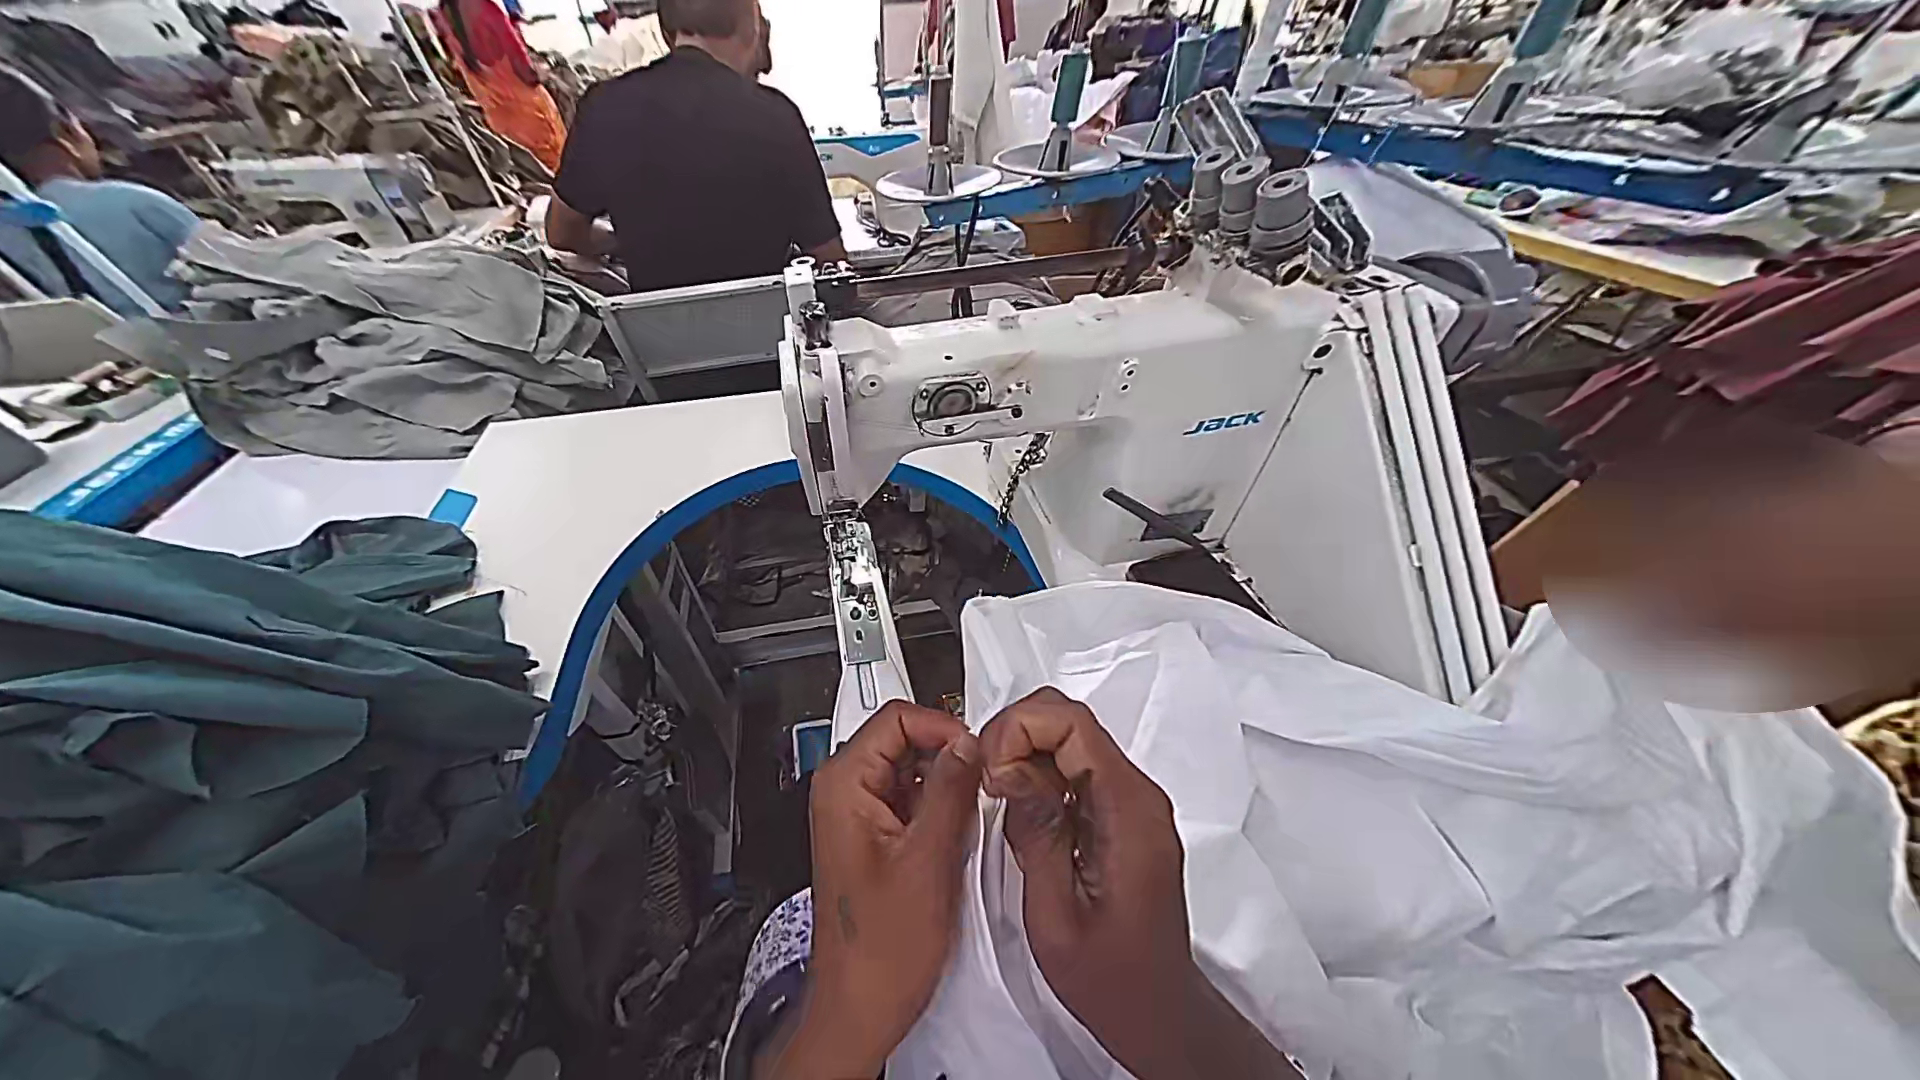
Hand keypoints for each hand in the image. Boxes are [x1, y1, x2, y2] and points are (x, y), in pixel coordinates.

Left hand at [777, 701, 982, 1079]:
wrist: (860, 1005)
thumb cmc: (877, 953)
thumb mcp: (928, 860)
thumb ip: (952, 791)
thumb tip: (969, 745)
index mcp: (844, 785)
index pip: (898, 717)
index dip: (942, 727)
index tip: (974, 749)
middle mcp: (844, 790)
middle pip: (906, 737)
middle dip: (947, 755)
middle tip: (979, 779)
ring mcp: (859, 809)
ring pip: (914, 765)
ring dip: (947, 782)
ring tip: (967, 813)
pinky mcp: (875, 828)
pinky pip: (913, 793)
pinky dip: (940, 803)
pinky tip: (953, 833)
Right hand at [980, 688, 1299, 1079]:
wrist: (1155, 1009)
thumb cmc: (1112, 977)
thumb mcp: (1055, 913)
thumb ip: (1035, 829)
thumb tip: (1008, 764)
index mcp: (1128, 811)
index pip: (1073, 725)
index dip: (1019, 729)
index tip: (991, 769)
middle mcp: (1135, 794)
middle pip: (1070, 719)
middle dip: (1016, 733)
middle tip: (989, 778)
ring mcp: (1129, 798)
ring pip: (1068, 735)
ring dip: (1023, 751)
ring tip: (1000, 797)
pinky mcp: (1116, 807)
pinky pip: (1072, 763)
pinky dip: (1036, 771)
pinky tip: (1020, 807)